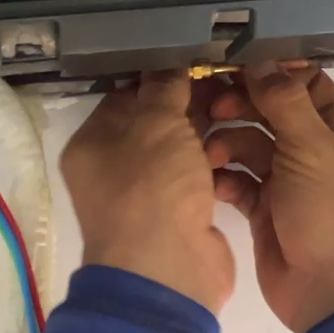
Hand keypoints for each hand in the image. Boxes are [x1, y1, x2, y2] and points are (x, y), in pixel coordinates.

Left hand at [61, 71, 236, 313]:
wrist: (171, 270)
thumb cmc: (151, 187)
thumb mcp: (156, 123)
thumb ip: (163, 89)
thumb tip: (167, 65)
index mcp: (92, 145)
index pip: (125, 97)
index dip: (159, 77)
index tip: (195, 62)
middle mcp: (114, 169)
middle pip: (154, 123)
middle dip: (188, 103)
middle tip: (225, 81)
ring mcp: (148, 195)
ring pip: (180, 150)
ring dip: (207, 131)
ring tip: (238, 107)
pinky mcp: (180, 214)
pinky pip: (198, 177)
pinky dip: (216, 162)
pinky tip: (241, 142)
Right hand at [205, 63, 333, 332]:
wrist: (333, 293)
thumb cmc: (333, 214)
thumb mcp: (314, 149)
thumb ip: (285, 102)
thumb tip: (260, 61)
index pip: (304, 83)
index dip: (269, 73)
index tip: (230, 68)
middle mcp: (314, 149)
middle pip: (270, 111)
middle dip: (240, 107)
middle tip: (211, 109)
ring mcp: (288, 180)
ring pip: (249, 145)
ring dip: (227, 143)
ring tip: (208, 155)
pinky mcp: (264, 209)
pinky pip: (238, 180)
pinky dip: (224, 178)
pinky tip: (211, 182)